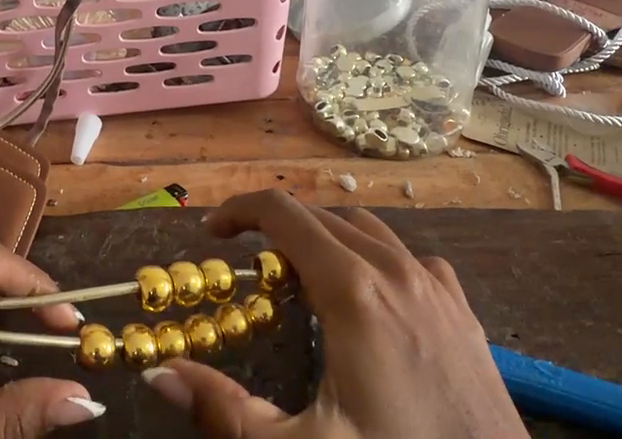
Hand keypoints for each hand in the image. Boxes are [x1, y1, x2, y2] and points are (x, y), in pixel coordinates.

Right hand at [142, 190, 524, 438]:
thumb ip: (226, 410)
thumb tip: (159, 373)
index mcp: (353, 290)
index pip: (283, 213)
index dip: (239, 211)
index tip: (213, 234)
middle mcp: (395, 270)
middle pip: (321, 218)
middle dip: (276, 230)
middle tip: (252, 272)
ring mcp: (436, 287)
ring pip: (366, 229)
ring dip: (324, 239)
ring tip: (302, 280)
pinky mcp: (462, 310)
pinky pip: (407, 256)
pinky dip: (373, 258)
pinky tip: (370, 300)